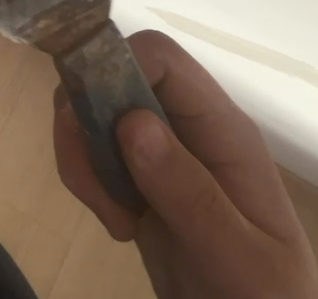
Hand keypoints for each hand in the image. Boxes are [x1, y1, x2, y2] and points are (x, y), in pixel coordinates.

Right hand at [54, 30, 317, 298]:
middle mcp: (186, 124)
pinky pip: (85, 144)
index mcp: (223, 129)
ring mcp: (158, 145)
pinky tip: (115, 221)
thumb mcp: (238, 259)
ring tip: (111, 216)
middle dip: (83, 122)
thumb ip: (190, 193)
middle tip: (94, 184)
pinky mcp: (133, 169)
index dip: (115, 65)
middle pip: (108, 75)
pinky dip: (82, 175)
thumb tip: (131, 120)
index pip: (160, 57)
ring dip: (79, 156)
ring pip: (87, 108)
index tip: (90, 118)